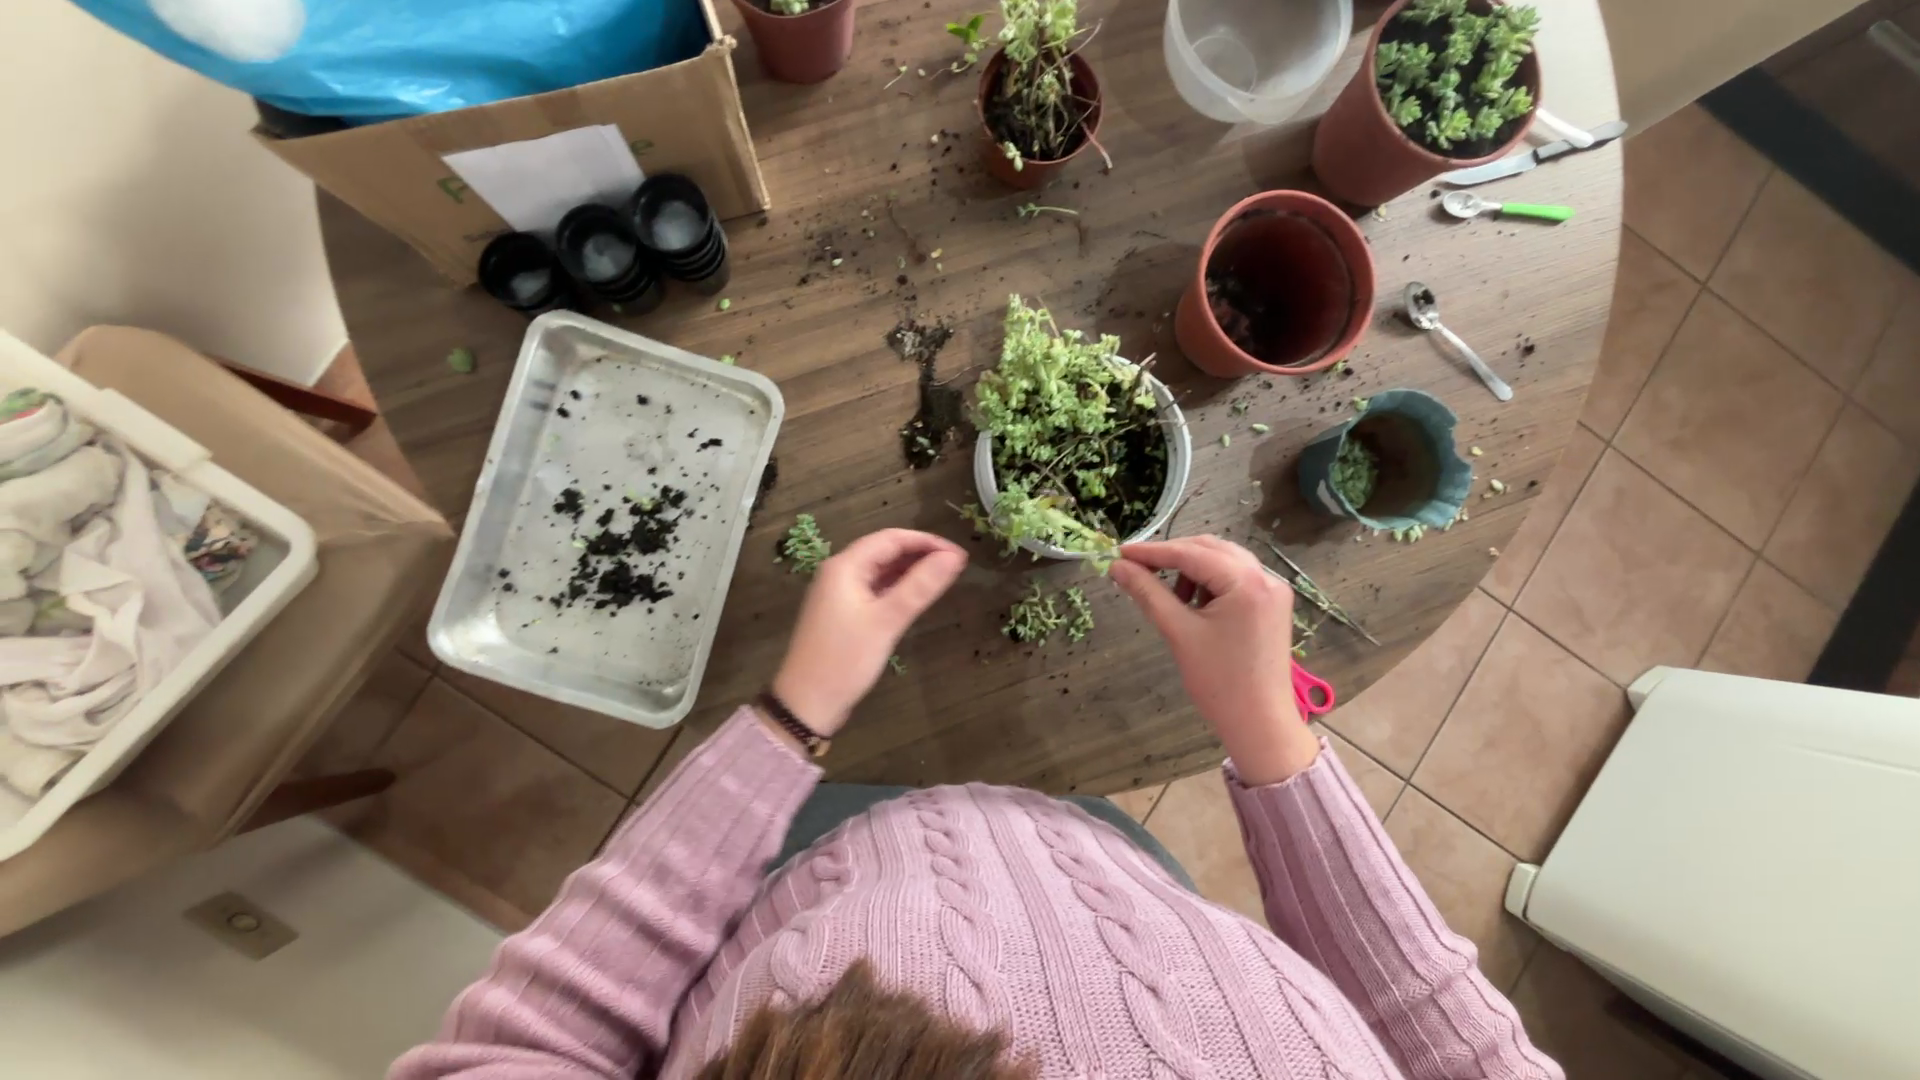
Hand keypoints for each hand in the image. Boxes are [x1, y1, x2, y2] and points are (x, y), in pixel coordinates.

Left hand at [771, 529, 966, 735]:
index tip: (959, 554)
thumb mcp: (887, 620)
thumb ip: (920, 586)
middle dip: (921, 554)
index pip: (891, 538)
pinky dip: (897, 588)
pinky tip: (916, 597)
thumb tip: (954, 557)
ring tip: (944, 578)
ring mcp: (839, 593)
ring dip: (910, 570)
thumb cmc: (845, 659)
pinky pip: (874, 589)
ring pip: (880, 571)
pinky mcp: (843, 613)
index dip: (927, 541)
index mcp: (845, 566)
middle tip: (957, 566)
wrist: (806, 703)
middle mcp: (839, 572)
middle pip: (885, 551)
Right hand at [1110, 535, 1319, 784]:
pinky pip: (1236, 578)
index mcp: (1247, 582)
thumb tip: (1117, 567)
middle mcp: (1266, 577)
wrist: (1260, 723)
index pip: (1191, 554)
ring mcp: (1273, 590)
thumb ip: (1147, 593)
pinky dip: (1210, 581)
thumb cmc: (1219, 682)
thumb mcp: (1178, 632)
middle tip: (1137, 567)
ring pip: (1223, 560)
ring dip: (1192, 568)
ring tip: (1168, 593)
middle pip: (1210, 549)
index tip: (1120, 552)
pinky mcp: (1272, 605)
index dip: (1153, 551)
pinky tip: (1193, 603)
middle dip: (1172, 555)